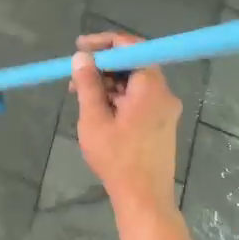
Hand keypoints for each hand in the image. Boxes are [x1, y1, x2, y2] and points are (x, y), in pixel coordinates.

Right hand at [70, 32, 182, 211]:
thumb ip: (88, 85)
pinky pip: (137, 98)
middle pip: (133, 64)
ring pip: (133, 82)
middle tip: (74, 76)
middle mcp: (163, 94)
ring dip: (106, 83)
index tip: (80, 47)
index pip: (133, 48)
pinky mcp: (159, 123)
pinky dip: (116, 97)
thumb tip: (82, 57)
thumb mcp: (94, 118)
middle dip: (102, 65)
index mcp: (151, 89)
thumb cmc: (117, 157)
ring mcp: (164, 109)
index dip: (106, 43)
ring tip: (79, 95)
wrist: (144, 197)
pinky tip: (96, 110)